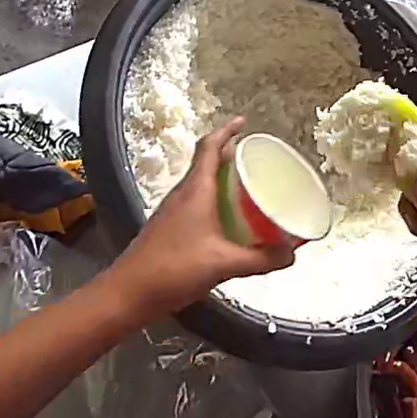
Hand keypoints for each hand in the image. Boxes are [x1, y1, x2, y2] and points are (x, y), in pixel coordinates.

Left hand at [108, 117, 293, 313]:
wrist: (126, 295)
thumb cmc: (171, 270)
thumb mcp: (223, 264)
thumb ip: (260, 259)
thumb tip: (290, 254)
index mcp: (196, 191)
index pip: (209, 147)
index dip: (227, 131)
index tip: (243, 122)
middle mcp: (182, 195)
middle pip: (206, 163)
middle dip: (231, 155)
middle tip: (255, 159)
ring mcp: (173, 211)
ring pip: (201, 183)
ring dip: (222, 178)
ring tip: (248, 186)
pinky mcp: (169, 228)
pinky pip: (195, 202)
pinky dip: (215, 201)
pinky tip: (229, 221)